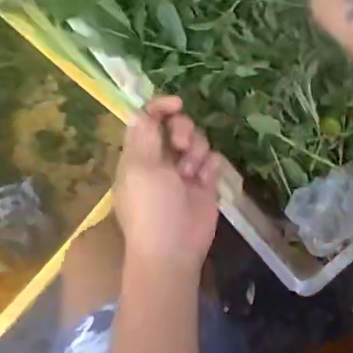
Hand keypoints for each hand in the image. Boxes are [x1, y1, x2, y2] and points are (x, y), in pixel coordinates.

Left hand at [113, 97, 222, 290]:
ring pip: (198, 141)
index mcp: (138, 154)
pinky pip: (213, 160)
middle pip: (176, 126)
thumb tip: (144, 110)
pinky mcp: (205, 184)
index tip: (177, 104)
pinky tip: (205, 180)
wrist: (174, 249)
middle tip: (182, 145)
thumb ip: (146, 135)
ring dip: (197, 151)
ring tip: (191, 173)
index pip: (147, 119)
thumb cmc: (151, 207)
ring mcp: (184, 172)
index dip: (161, 107)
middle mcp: (161, 159)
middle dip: (184, 129)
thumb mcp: (141, 167)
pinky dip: (211, 166)